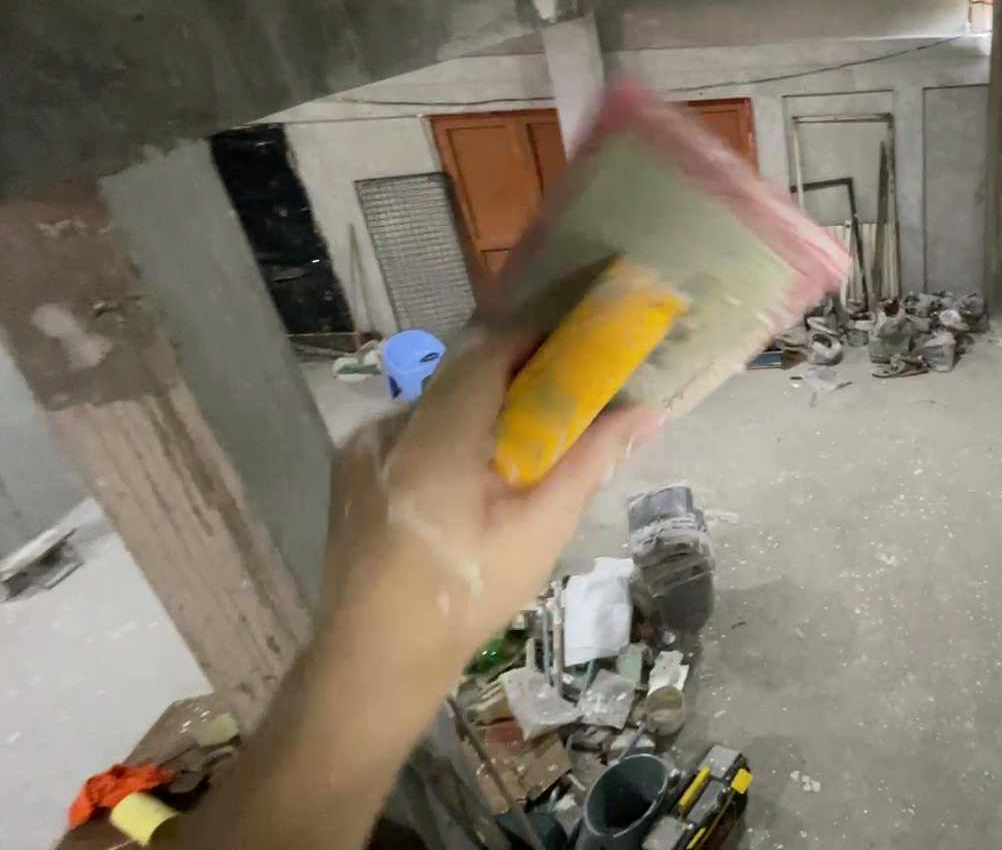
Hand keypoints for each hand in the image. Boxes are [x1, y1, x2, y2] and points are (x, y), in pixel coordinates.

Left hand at [314, 327, 656, 693]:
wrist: (373, 661)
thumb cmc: (468, 594)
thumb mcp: (543, 528)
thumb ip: (592, 459)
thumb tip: (648, 412)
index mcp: (435, 440)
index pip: (487, 353)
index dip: (534, 341)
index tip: (578, 351)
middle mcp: (390, 429)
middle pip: (463, 371)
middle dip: (518, 372)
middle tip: (564, 397)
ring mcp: (363, 446)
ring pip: (439, 397)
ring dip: (485, 402)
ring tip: (523, 442)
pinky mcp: (354, 465)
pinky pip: (416, 423)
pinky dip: (455, 427)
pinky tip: (475, 472)